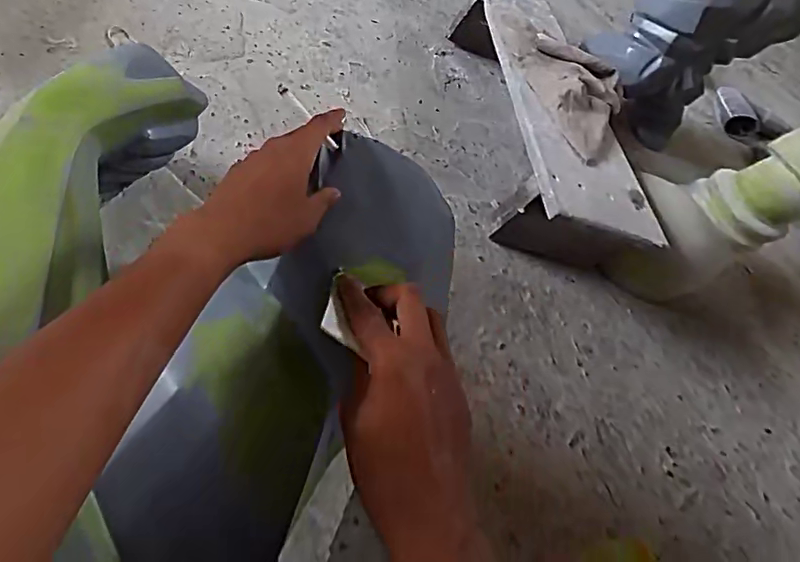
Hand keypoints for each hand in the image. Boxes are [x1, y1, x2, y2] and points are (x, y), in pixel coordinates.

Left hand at [168, 109, 344, 269]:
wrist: (221, 232)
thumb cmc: (268, 223)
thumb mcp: (306, 218)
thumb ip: (322, 201)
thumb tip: (331, 192)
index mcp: (294, 154)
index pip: (316, 128)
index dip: (331, 120)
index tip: (339, 115)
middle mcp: (272, 149)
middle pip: (297, 137)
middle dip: (313, 140)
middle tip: (326, 147)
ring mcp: (253, 158)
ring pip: (278, 150)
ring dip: (292, 156)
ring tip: (303, 173)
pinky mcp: (238, 171)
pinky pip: (263, 162)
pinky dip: (274, 167)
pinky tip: (277, 186)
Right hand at [337, 278, 490, 561]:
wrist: (434, 517)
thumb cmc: (383, 471)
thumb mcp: (354, 417)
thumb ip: (358, 372)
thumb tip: (357, 347)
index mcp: (395, 363)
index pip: (368, 313)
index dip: (350, 293)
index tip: (340, 281)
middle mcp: (426, 358)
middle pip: (411, 299)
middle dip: (385, 293)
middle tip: (365, 304)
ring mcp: (448, 374)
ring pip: (432, 320)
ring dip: (407, 314)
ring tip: (384, 329)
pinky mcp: (458, 392)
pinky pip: (439, 348)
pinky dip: (419, 341)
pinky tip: (402, 365)